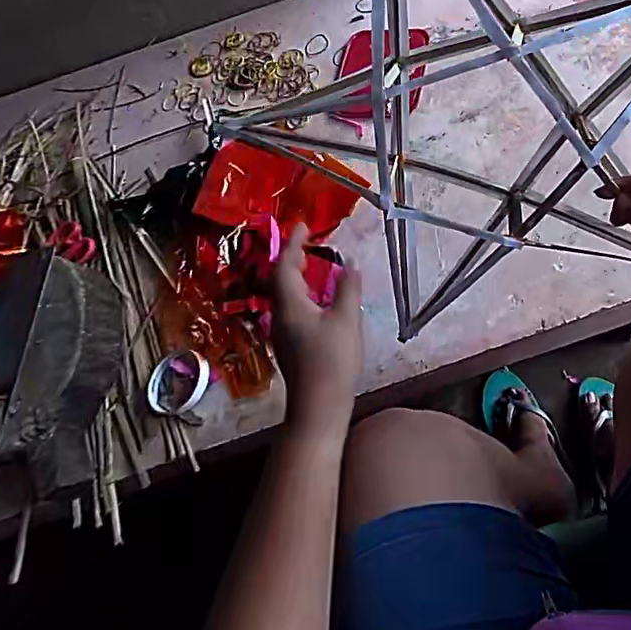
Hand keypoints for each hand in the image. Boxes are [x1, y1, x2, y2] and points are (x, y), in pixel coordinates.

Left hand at [270, 222, 363, 432]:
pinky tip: (318, 293)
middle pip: (280, 279)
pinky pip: (293, 304)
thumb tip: (350, 263)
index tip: (301, 224)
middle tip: (307, 239)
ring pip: (285, 293)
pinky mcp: (292, 342)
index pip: (285, 266)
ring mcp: (284, 331)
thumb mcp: (346, 319)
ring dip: (296, 272)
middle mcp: (281, 315)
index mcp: (290, 306)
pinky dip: (303, 289)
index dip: (292, 244)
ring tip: (312, 259)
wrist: (319, 405)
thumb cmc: (332, 360)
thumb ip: (348, 288)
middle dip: (291, 256)